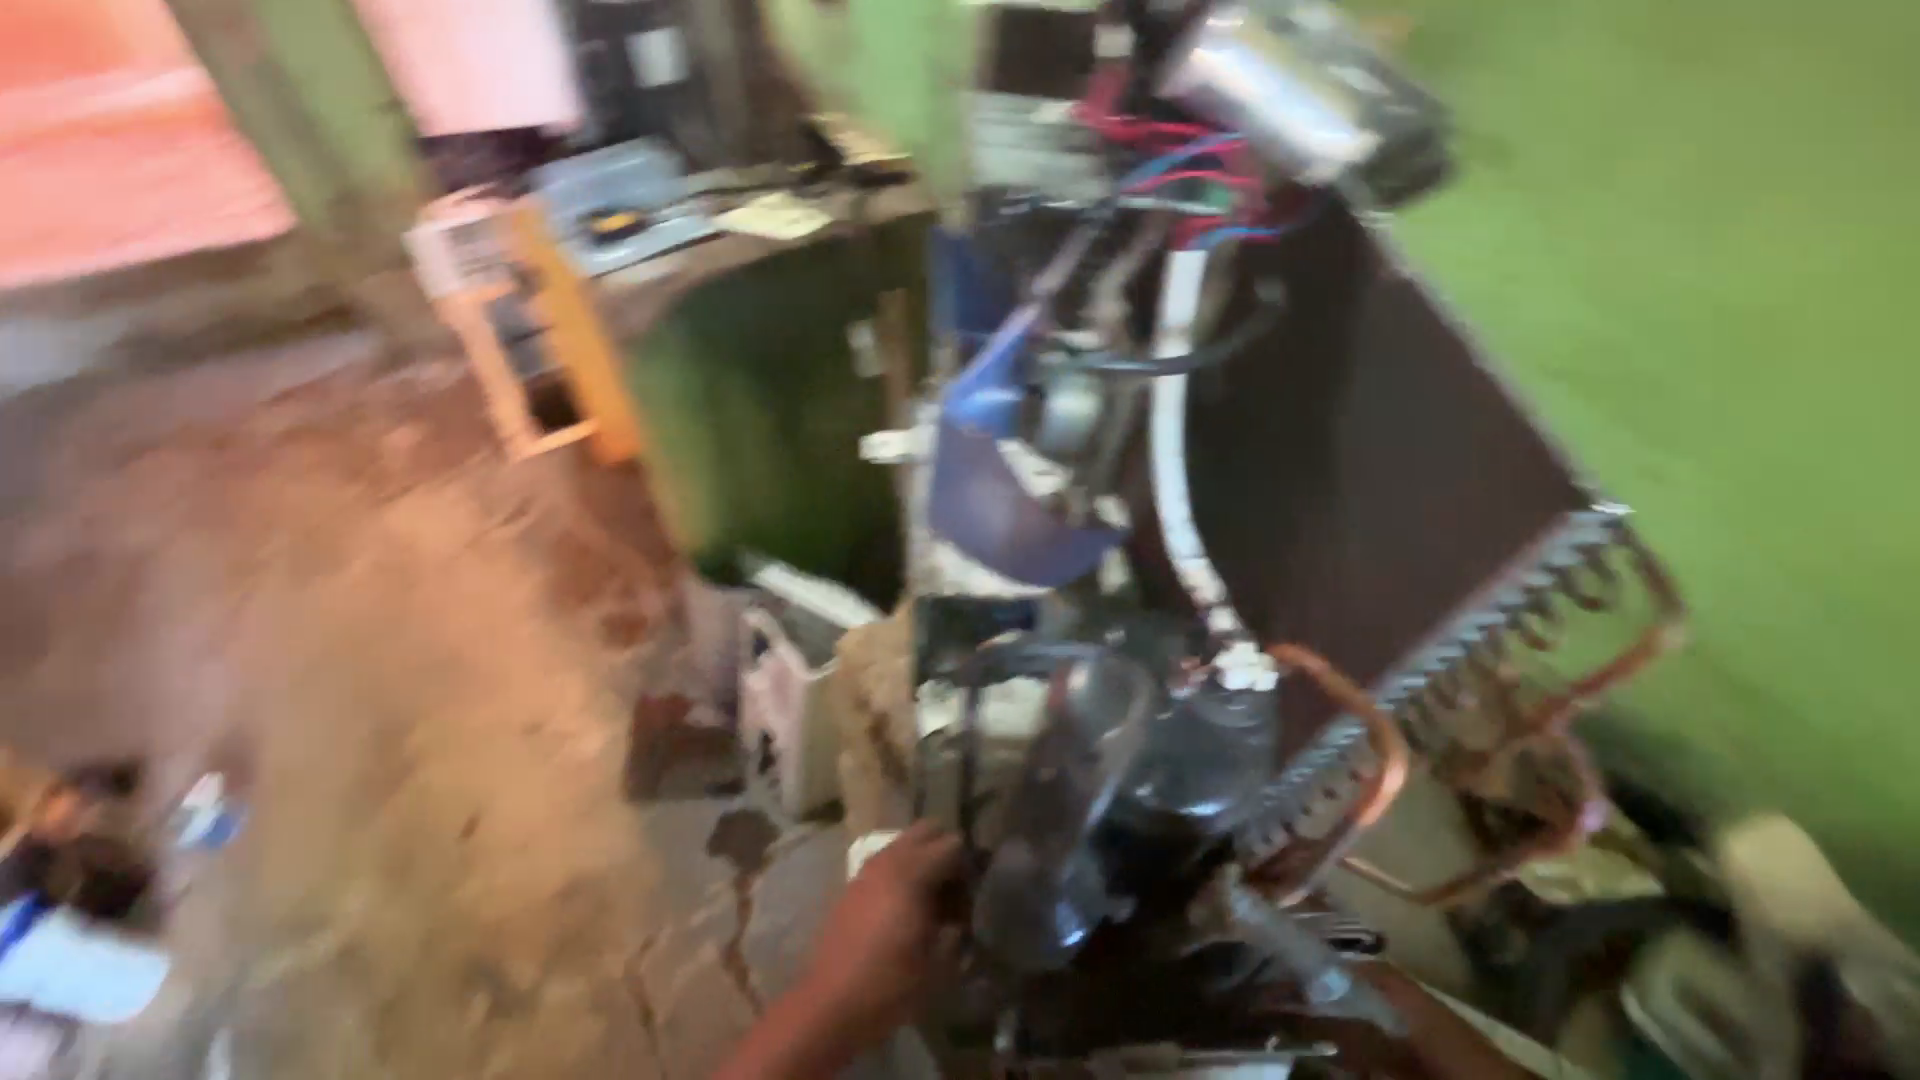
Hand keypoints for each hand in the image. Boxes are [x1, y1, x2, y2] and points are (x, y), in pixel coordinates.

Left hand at [800, 822, 963, 1044]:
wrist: (830, 1004)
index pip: (952, 844)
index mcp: (911, 874)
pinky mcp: (852, 886)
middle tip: (955, 889)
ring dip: (921, 859)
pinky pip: (884, 862)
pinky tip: (904, 907)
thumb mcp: (938, 964)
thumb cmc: (889, 985)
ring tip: (931, 899)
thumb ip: (957, 928)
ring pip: (903, 844)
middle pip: (926, 831)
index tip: (974, 894)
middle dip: (945, 851)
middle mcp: (887, 861)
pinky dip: (900, 871)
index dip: (968, 865)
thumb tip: (962, 915)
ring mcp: (866, 870)